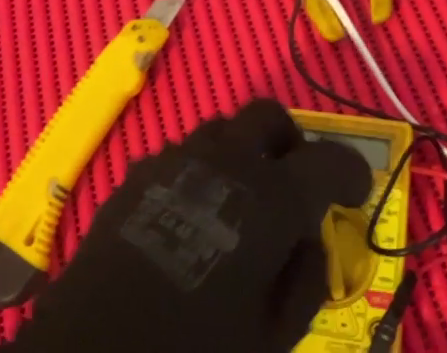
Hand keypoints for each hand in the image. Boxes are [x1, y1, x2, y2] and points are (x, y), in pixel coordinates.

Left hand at [1, 99, 372, 352]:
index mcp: (271, 197)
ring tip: (240, 204)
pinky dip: (203, 172)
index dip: (351, 174)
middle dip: (290, 144)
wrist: (93, 350)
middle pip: (268, 117)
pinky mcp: (138, 176)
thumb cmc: (195, 346)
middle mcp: (226, 161)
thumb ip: (305, 277)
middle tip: (293, 186)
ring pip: (223, 130)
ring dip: (243, 155)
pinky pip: (183, 154)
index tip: (353, 196)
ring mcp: (176, 161)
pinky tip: (194, 218)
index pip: (329, 160)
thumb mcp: (272, 335)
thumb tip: (311, 237)